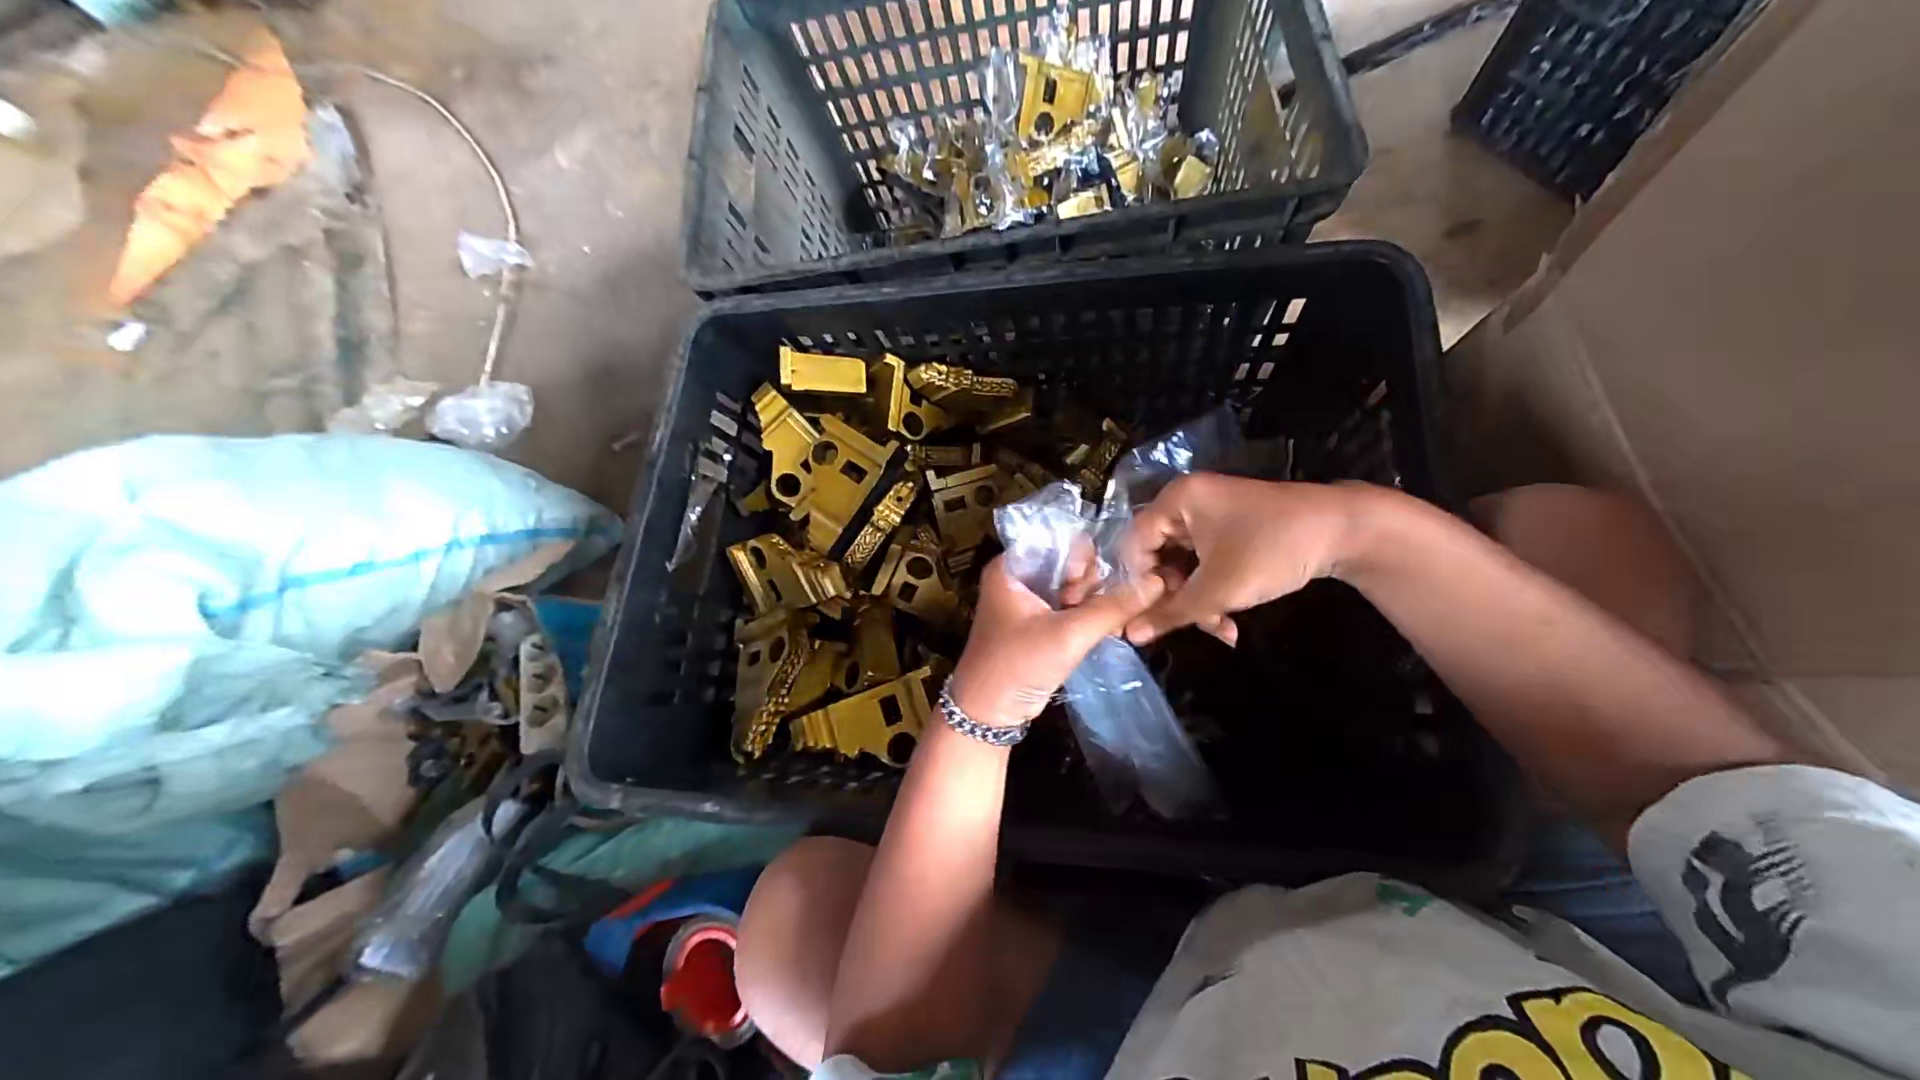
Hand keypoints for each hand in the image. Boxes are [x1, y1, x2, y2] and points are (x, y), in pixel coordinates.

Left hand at [947, 553, 1165, 728]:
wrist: (987, 712)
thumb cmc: (1018, 665)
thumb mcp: (1068, 635)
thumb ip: (1113, 607)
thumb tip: (1158, 582)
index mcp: (1013, 565)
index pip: (1060, 539)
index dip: (1082, 558)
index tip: (1084, 589)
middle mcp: (1019, 574)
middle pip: (1071, 560)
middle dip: (1089, 583)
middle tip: (1086, 611)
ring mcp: (1029, 598)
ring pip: (1075, 584)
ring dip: (1093, 601)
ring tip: (1096, 624)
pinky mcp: (1039, 621)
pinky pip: (1071, 604)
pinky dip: (1087, 614)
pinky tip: (1102, 629)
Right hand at [1115, 473, 1371, 645]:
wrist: (1346, 531)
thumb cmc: (1272, 550)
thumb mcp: (1218, 589)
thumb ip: (1170, 613)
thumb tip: (1130, 636)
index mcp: (1176, 500)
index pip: (1134, 544)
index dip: (1139, 583)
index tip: (1153, 615)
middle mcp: (1187, 502)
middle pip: (1159, 557)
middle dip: (1175, 598)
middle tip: (1189, 625)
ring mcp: (1211, 515)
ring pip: (1184, 566)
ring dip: (1197, 601)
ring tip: (1219, 628)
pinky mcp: (1231, 529)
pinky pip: (1205, 562)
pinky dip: (1213, 590)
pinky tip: (1228, 620)